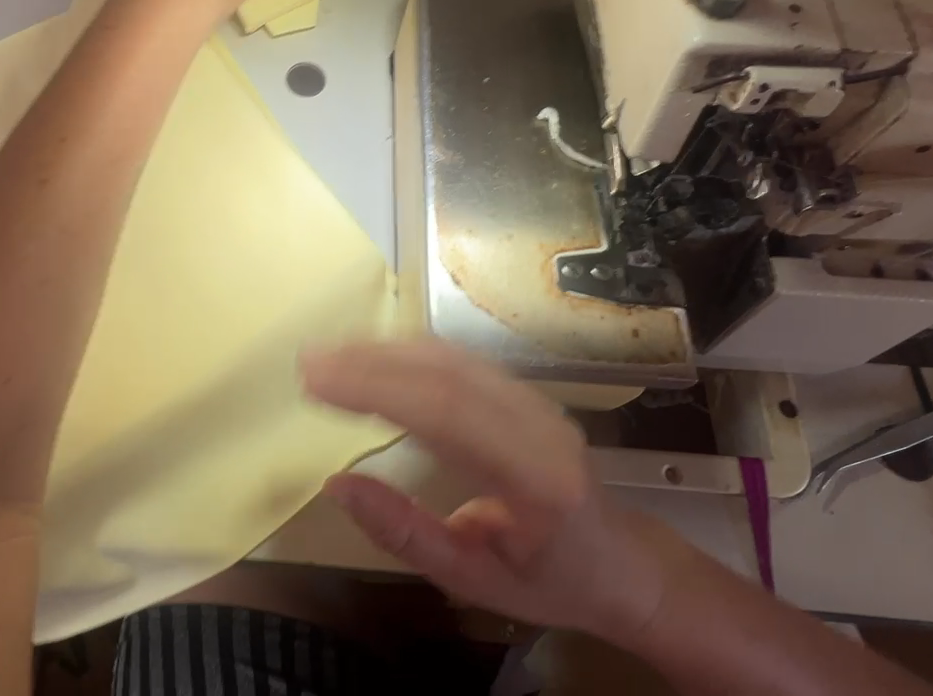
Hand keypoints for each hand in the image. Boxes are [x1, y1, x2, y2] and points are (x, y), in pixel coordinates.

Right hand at [301, 340, 693, 644]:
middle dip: (368, 363)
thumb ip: (405, 534)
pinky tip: (372, 355)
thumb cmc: (551, 581)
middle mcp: (538, 426)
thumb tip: (337, 484)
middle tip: (308, 364)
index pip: (445, 415)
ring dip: (383, 350)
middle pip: (444, 375)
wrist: (624, 563)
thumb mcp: (473, 581)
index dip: (376, 390)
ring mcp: (534, 401)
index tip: (317, 384)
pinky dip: (407, 351)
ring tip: (327, 356)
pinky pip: (459, 360)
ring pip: (450, 358)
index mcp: (533, 478)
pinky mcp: (523, 392)